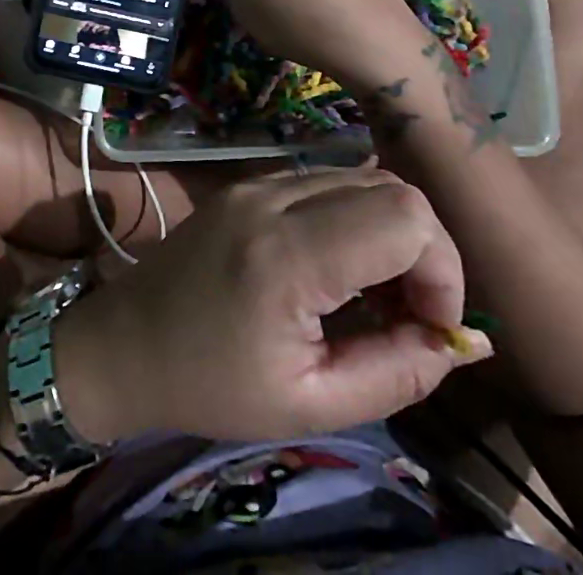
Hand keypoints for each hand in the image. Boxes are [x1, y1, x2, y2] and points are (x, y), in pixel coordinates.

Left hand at [54, 167, 488, 442]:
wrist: (122, 345)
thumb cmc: (208, 385)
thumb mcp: (310, 403)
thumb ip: (398, 371)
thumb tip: (460, 340)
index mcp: (285, 254)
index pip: (407, 217)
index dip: (442, 271)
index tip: (428, 325)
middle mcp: (270, 200)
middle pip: (392, 188)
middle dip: (424, 251)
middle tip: (405, 312)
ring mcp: (254, 184)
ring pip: (361, 178)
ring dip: (390, 231)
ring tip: (372, 293)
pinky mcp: (244, 186)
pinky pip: (324, 182)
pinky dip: (353, 216)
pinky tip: (337, 267)